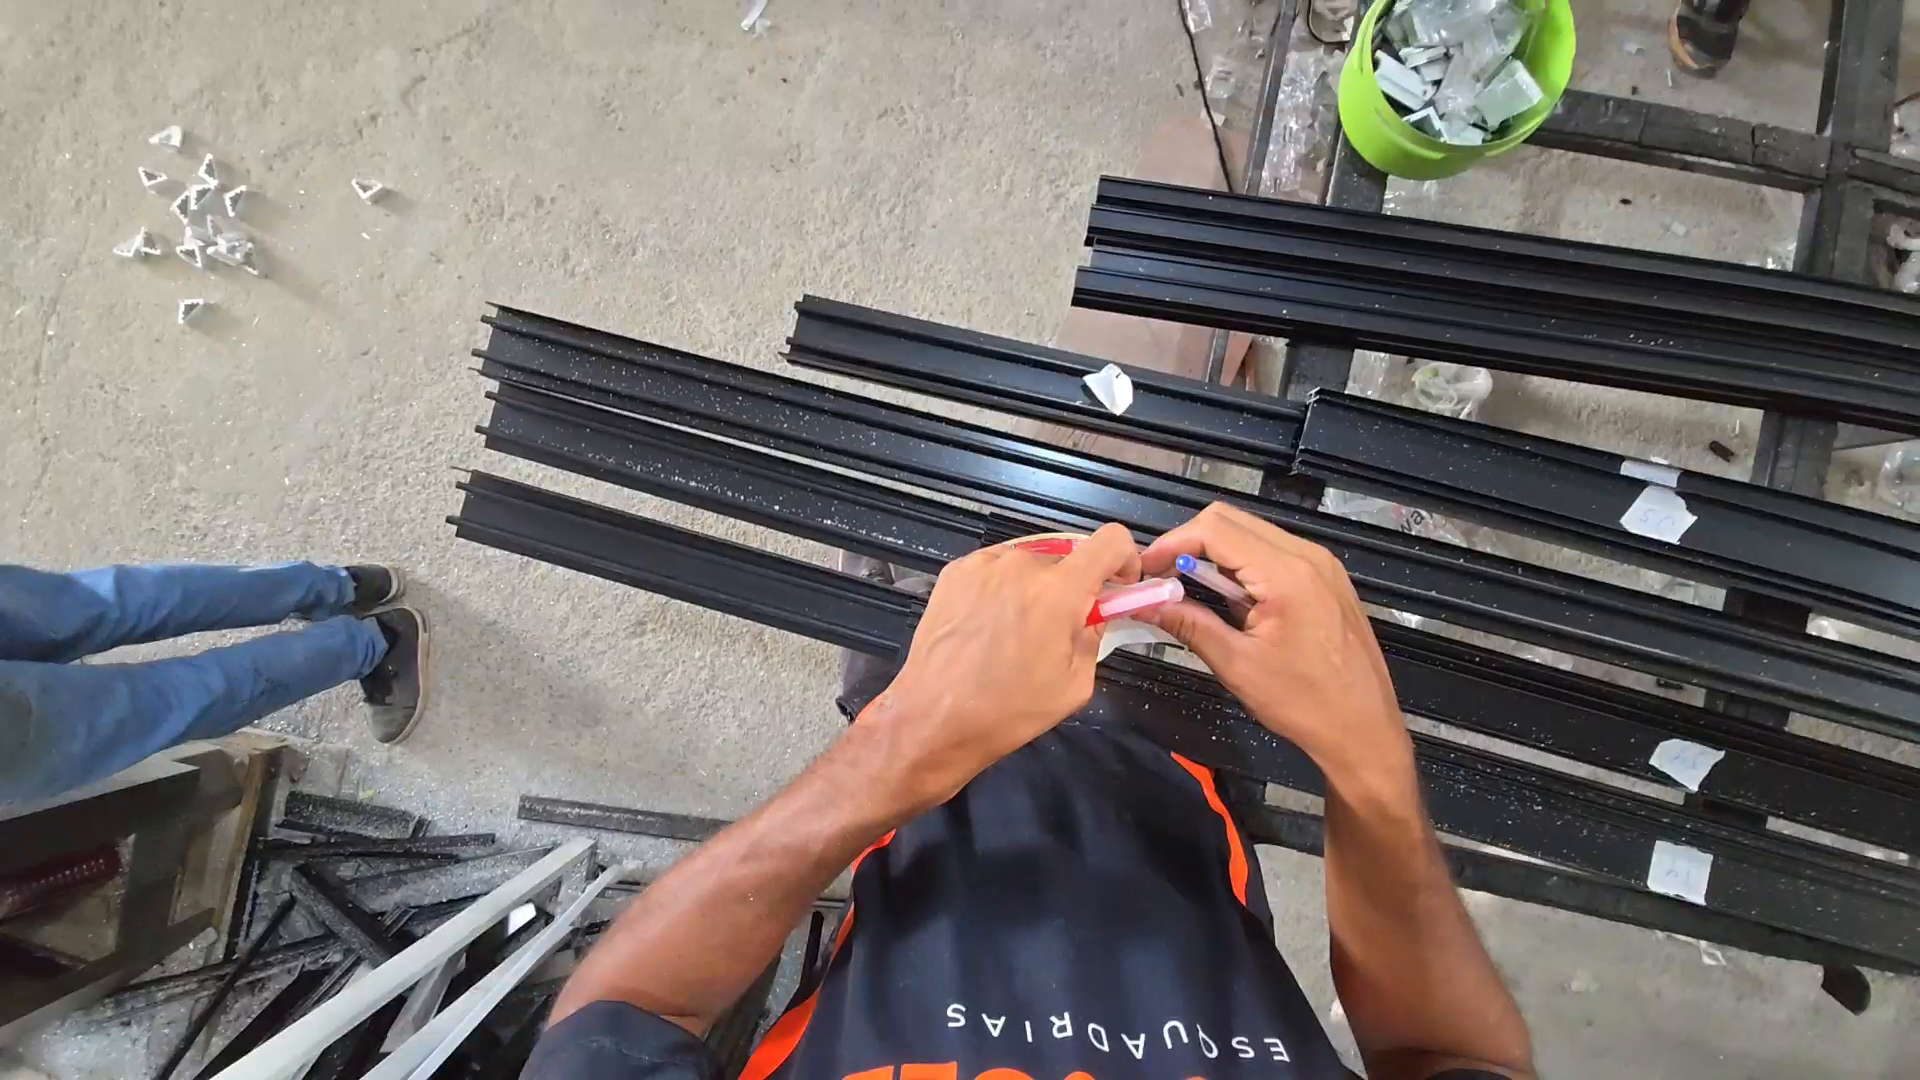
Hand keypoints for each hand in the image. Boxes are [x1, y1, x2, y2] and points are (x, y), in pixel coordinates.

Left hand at [860, 523, 1140, 810]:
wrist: (934, 717)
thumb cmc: (1008, 709)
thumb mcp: (1075, 683)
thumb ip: (1095, 635)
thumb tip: (1096, 612)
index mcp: (1058, 591)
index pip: (1111, 540)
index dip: (1123, 559)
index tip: (1117, 585)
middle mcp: (1020, 565)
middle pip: (1067, 557)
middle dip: (1072, 587)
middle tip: (1059, 627)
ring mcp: (983, 564)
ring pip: (1030, 562)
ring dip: (1036, 586)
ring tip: (1017, 630)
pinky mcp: (955, 571)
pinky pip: (996, 568)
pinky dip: (1003, 587)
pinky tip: (989, 624)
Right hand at [1138, 503, 1413, 789]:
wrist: (1365, 730)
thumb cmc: (1303, 703)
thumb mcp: (1236, 664)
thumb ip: (1187, 624)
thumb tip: (1143, 603)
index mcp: (1287, 574)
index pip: (1214, 530)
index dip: (1171, 543)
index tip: (1145, 570)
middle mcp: (1307, 556)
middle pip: (1230, 520)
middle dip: (1187, 543)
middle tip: (1161, 578)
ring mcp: (1320, 564)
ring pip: (1249, 531)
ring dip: (1212, 553)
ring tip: (1187, 589)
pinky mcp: (1324, 577)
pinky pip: (1271, 550)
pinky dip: (1239, 563)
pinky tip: (1227, 598)